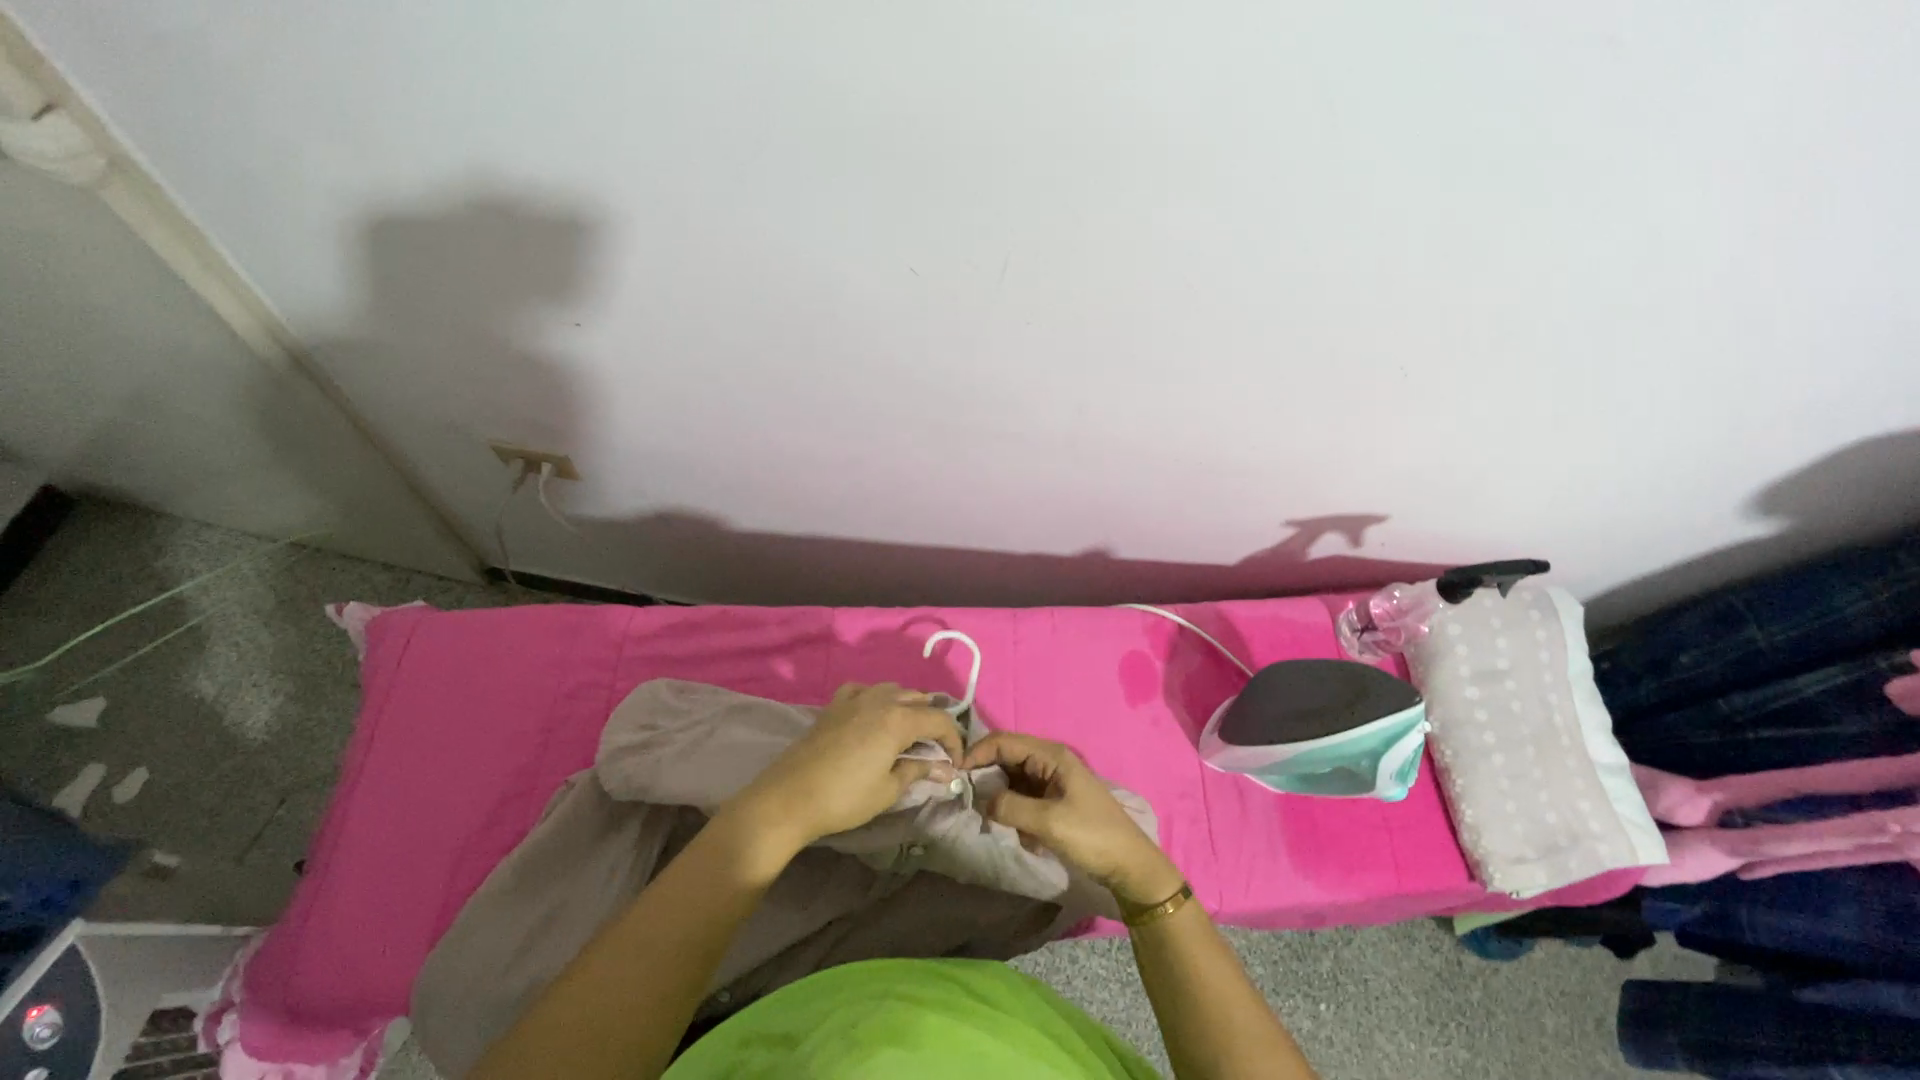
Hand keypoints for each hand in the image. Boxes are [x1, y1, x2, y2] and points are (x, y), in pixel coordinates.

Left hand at [721, 682, 964, 856]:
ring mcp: (853, 699)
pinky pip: (863, 691)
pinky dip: (876, 698)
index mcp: (898, 719)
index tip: (955, 764)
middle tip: (936, 749)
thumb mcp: (888, 789)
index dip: (953, 741)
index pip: (939, 720)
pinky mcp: (833, 707)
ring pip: (892, 690)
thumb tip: (944, 769)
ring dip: (908, 706)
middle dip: (933, 721)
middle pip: (918, 700)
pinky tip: (874, 714)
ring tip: (911, 731)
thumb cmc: (844, 798)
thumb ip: (918, 771)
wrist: (789, 798)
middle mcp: (879, 700)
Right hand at [964, 732, 1182, 906]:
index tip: (955, 774)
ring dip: (998, 796)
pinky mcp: (1053, 802)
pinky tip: (1012, 829)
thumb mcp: (1048, 822)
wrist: (1130, 866)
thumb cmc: (1093, 837)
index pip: (1003, 741)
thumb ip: (1010, 807)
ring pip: (1011, 779)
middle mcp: (1050, 762)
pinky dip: (1011, 809)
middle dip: (984, 775)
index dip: (976, 753)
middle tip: (965, 797)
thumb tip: (982, 801)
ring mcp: (1052, 782)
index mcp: (1051, 755)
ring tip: (984, 816)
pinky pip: (1022, 798)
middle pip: (1005, 758)